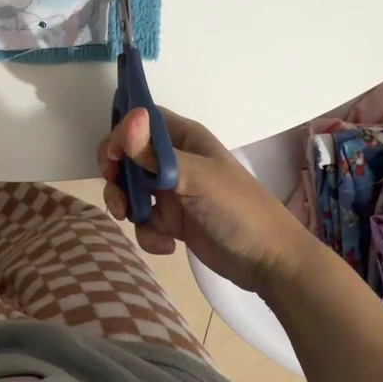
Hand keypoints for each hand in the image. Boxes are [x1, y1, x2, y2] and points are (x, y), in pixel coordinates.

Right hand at [101, 105, 316, 295]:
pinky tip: (166, 244)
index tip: (111, 158)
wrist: (270, 263)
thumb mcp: (196, 178)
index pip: (142, 122)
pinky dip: (147, 233)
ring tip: (130, 220)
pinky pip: (145, 220)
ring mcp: (173, 192)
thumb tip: (129, 118)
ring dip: (126, 204)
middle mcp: (176, 161)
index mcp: (185, 139)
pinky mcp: (173, 221)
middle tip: (115, 193)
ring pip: (131, 188)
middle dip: (116, 174)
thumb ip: (157, 154)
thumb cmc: (238, 209)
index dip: (122, 134)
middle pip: (129, 156)